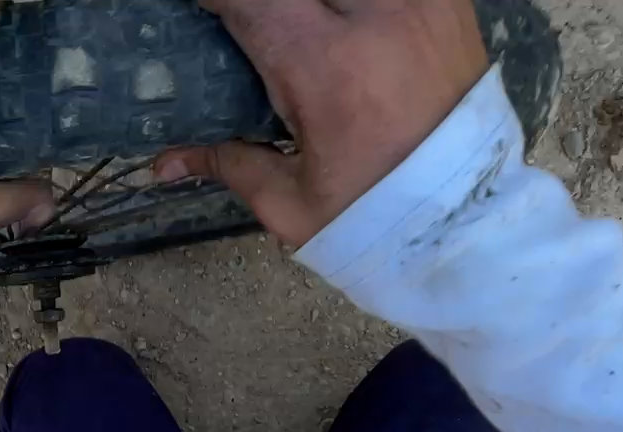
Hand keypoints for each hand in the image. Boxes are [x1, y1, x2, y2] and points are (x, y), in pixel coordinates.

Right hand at [156, 0, 488, 246]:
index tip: (198, 12)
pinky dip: (344, 7)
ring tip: (286, 30)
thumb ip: (226, 163)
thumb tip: (162, 163)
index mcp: (328, 70)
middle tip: (241, 25)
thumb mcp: (287, 202)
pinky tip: (329, 26)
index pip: (252, 1)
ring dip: (299, 6)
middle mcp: (377, 14)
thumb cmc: (366, 218)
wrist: (460, 218)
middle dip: (255, 2)